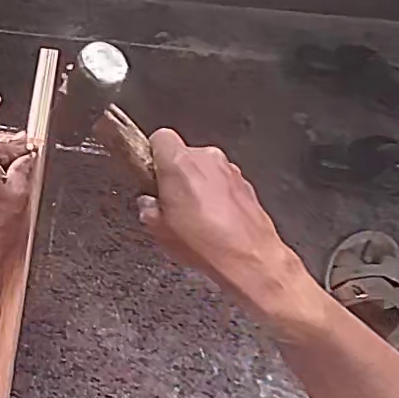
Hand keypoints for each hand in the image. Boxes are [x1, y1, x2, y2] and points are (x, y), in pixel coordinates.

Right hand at [137, 129, 316, 321]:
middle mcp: (206, 160)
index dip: (150, 154)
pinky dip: (215, 195)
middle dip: (174, 173)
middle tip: (168, 201)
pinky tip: (212, 221)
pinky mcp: (246, 185)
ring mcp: (229, 171)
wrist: (250, 260)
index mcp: (179, 164)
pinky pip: (222, 182)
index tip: (147, 172)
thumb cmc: (207, 243)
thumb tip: (148, 205)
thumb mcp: (158, 229)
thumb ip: (148, 209)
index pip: (159, 137)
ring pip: (203, 168)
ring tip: (192, 217)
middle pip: (182, 154)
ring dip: (196, 185)